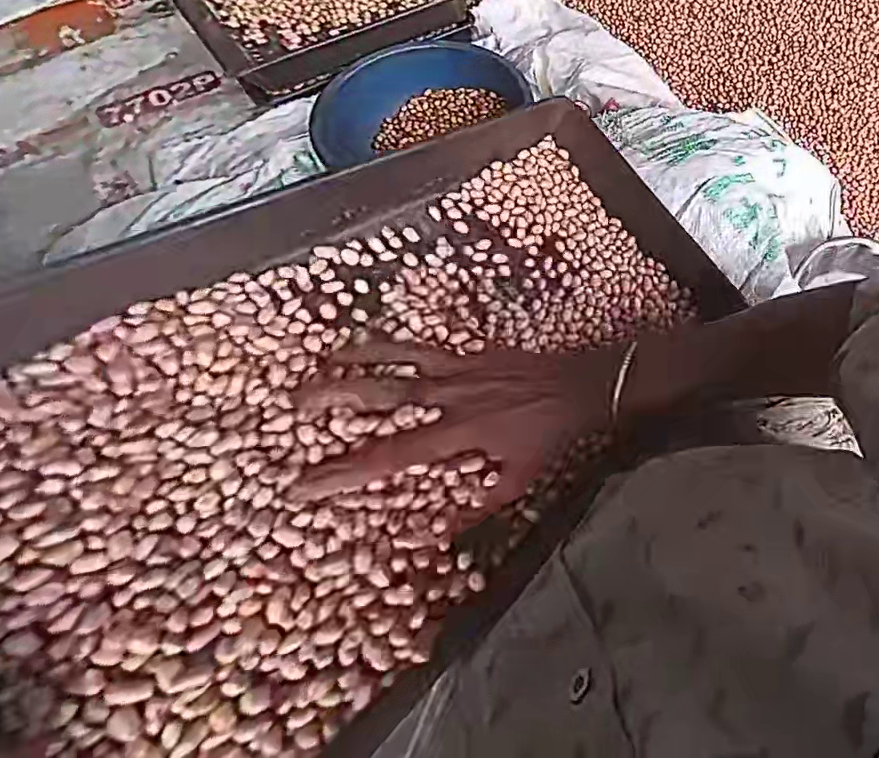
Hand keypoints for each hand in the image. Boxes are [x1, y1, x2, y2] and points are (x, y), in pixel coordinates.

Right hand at [288, 339, 625, 506]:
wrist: (583, 387)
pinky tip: (387, 339)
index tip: (300, 483)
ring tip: (326, 356)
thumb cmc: (551, 436)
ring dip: (364, 356)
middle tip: (295, 402)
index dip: (342, 472)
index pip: (390, 456)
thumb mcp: (517, 479)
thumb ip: (475, 507)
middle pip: (386, 396)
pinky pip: (434, 344)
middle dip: (337, 397)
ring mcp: (464, 368)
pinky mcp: (478, 351)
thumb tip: (434, 539)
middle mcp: (453, 396)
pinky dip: (406, 342)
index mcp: (458, 432)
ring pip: (405, 359)